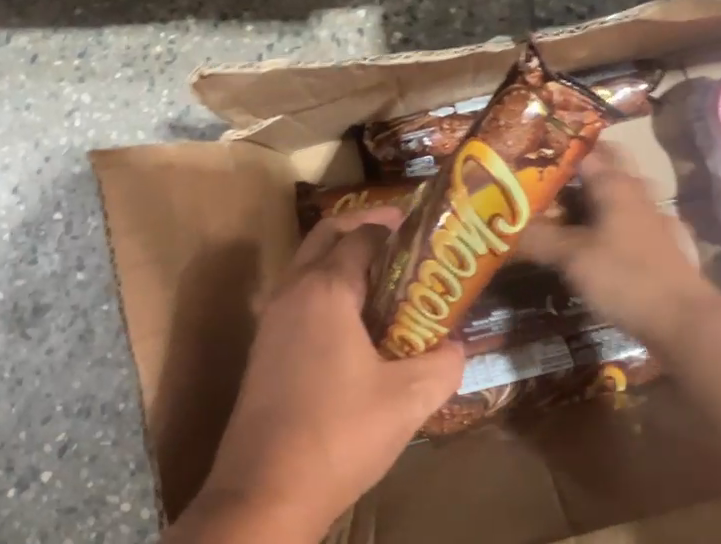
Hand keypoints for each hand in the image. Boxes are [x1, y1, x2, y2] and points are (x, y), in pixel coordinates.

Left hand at [177, 207, 465, 542]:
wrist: (264, 490)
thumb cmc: (338, 435)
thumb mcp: (407, 401)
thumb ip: (442, 364)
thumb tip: (456, 346)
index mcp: (325, 289)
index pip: (363, 236)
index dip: (395, 228)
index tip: (425, 231)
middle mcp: (293, 291)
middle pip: (326, 235)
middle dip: (363, 228)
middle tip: (402, 239)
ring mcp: (272, 319)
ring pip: (307, 265)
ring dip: (341, 258)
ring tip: (385, 281)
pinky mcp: (264, 347)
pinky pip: (298, 295)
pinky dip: (326, 289)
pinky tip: (355, 325)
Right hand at [518, 142, 720, 350]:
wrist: (685, 322)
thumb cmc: (625, 277)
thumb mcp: (572, 258)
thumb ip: (538, 238)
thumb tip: (505, 228)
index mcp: (616, 184)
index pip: (585, 150)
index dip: (558, 149)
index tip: (530, 153)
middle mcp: (638, 193)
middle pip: (609, 168)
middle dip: (581, 170)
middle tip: (548, 181)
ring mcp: (657, 220)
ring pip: (622, 197)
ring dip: (597, 199)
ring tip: (566, 214)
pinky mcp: (666, 247)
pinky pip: (633, 225)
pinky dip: (614, 227)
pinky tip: (600, 245)